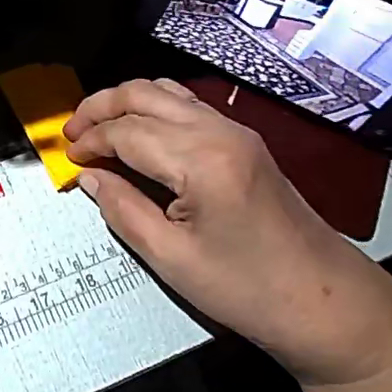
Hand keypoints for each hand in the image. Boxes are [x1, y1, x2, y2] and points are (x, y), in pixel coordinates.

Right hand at [64, 79, 391, 387]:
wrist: (324, 299)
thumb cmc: (248, 290)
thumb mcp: (172, 259)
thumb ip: (123, 209)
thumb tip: (90, 177)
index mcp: (201, 159)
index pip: (129, 130)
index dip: (91, 140)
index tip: (66, 157)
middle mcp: (220, 131)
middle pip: (146, 94)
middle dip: (101, 106)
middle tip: (71, 131)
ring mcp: (236, 131)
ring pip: (168, 92)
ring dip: (128, 102)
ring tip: (97, 128)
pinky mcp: (245, 141)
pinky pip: (189, 107)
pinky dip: (155, 110)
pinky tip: (139, 133)